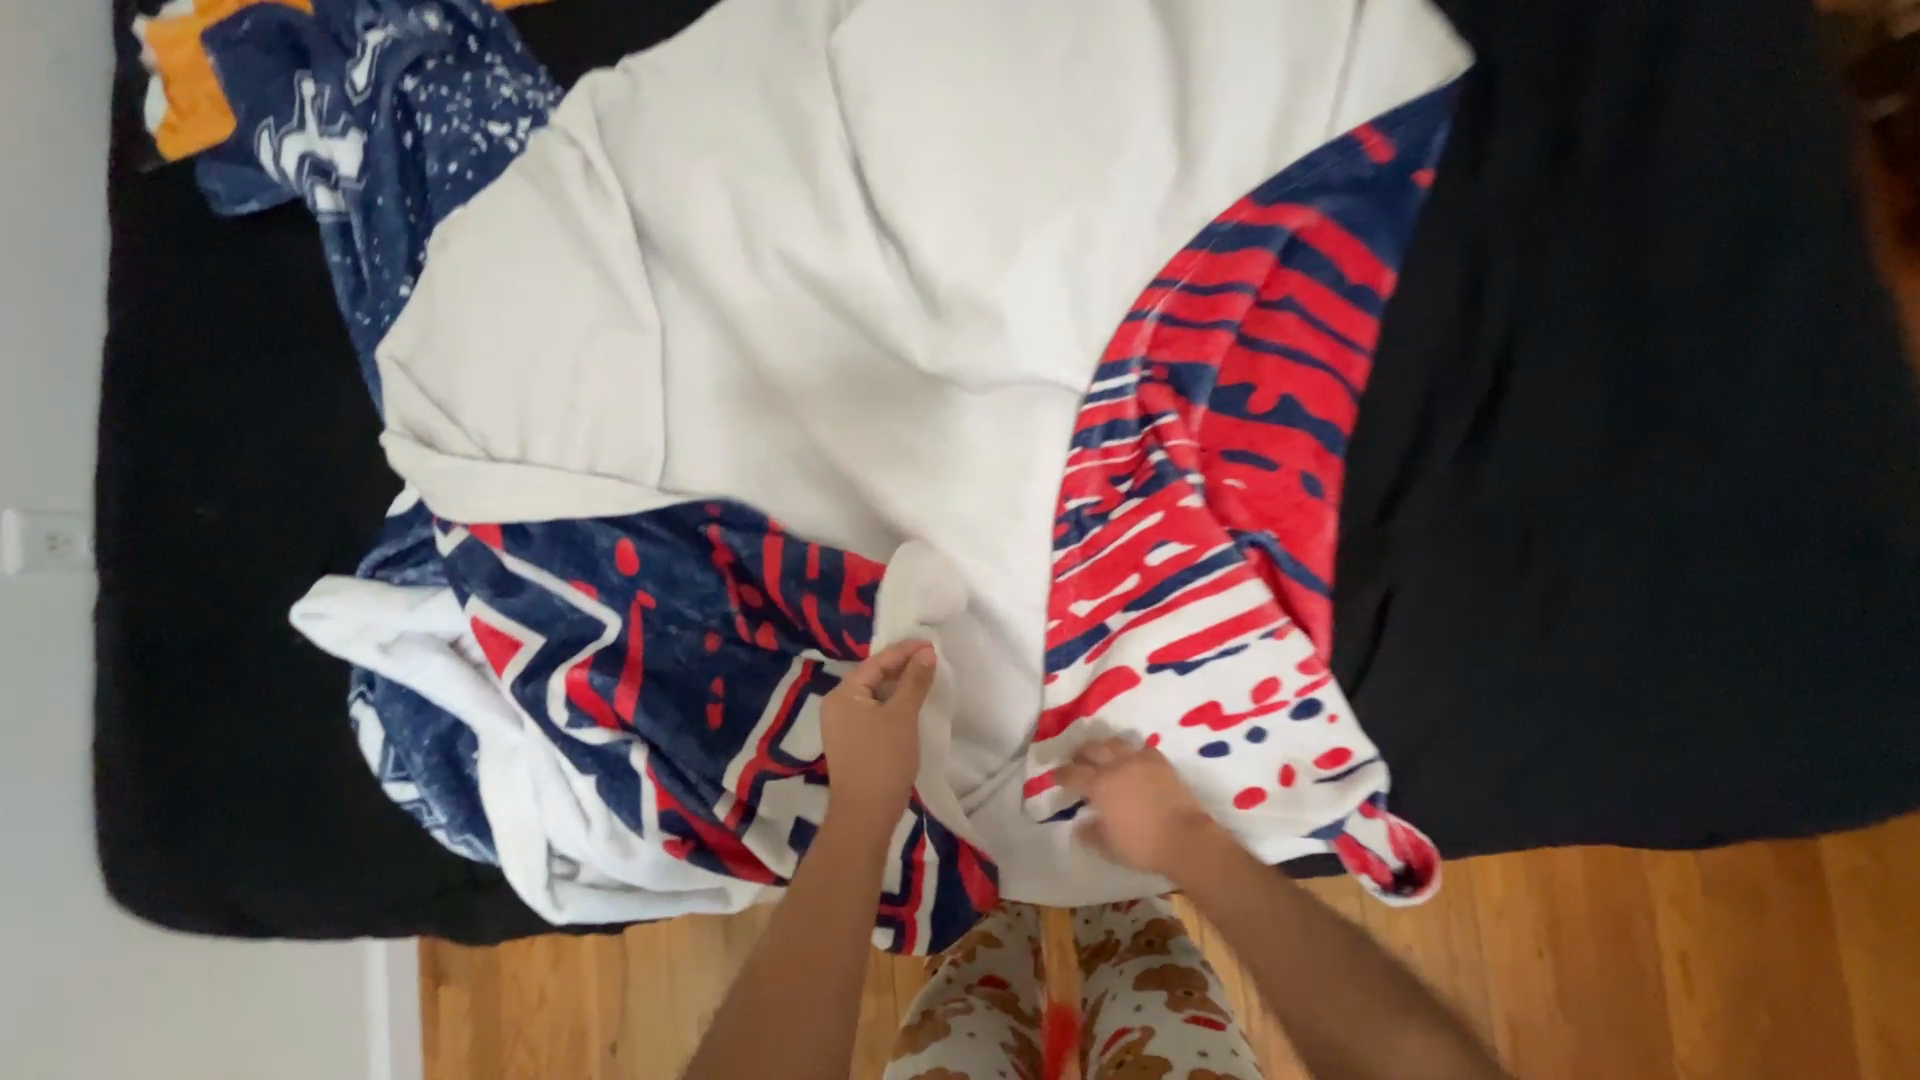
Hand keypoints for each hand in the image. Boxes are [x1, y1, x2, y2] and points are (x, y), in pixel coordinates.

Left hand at [819, 640, 935, 826]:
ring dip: (899, 685)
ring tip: (925, 677)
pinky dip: (892, 704)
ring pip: (874, 695)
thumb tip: (926, 653)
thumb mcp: (903, 716)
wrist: (865, 814)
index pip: (877, 662)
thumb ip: (914, 681)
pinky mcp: (852, 742)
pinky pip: (873, 711)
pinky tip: (911, 704)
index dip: (905, 651)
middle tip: (931, 658)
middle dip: (902, 666)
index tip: (931, 643)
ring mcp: (842, 725)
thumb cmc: (883, 760)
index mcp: (843, 693)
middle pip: (873, 676)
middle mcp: (837, 705)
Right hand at [1056, 736, 1228, 877]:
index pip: (1072, 773)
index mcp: (1099, 786)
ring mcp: (1140, 761)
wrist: (1184, 838)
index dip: (1061, 774)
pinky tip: (1134, 760)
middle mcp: (1116, 766)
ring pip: (1116, 743)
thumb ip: (1091, 834)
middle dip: (1080, 753)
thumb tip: (1080, 826)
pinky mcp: (1160, 763)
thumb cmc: (1142, 845)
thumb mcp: (1109, 847)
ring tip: (1104, 755)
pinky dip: (1134, 753)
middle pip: (1092, 748)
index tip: (1055, 775)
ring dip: (1105, 747)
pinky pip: (1142, 749)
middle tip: (1077, 760)